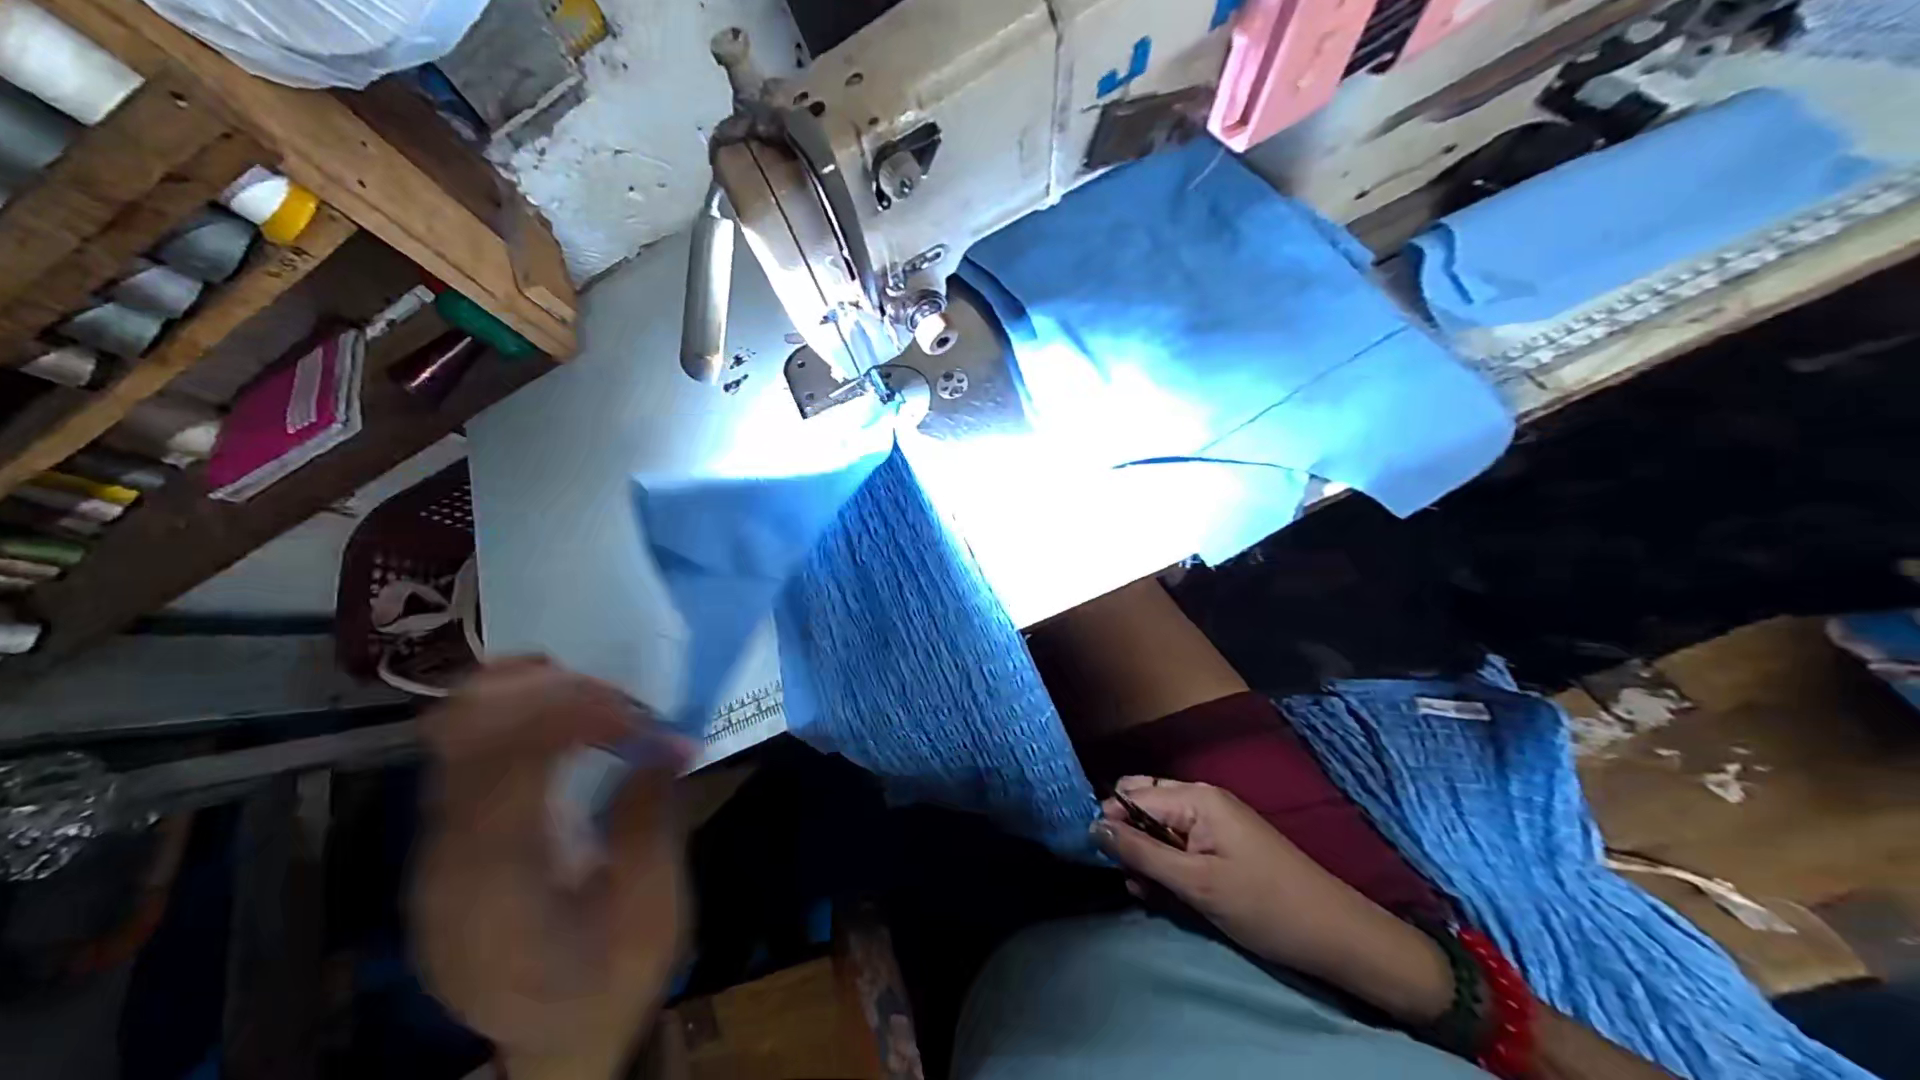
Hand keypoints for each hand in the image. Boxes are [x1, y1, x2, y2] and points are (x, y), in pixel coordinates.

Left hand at [412, 658, 691, 1079]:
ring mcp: (436, 846)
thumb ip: (651, 822)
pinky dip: (515, 714)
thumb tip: (669, 740)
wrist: (554, 1040)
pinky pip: (465, 751)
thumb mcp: (653, 913)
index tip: (637, 711)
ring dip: (527, 693)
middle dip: (548, 692)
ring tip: (596, 694)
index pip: (508, 766)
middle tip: (620, 695)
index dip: (571, 717)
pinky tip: (565, 714)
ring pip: (454, 731)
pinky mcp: (448, 838)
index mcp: (496, 884)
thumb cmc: (610, 978)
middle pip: (465, 735)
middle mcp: (447, 856)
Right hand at [1094, 776, 1452, 1024]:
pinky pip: (1178, 844)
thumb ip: (1141, 853)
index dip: (1112, 824)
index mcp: (1196, 798)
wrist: (1336, 935)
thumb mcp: (1196, 883)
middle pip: (1142, 804)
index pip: (1131, 795)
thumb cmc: (1264, 906)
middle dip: (1127, 838)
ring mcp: (1213, 822)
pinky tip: (1166, 894)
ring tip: (1149, 893)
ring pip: (1157, 828)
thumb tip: (1094, 827)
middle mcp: (1201, 799)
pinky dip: (1166, 866)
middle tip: (1131, 876)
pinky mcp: (1222, 845)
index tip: (1104, 861)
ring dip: (1146, 858)